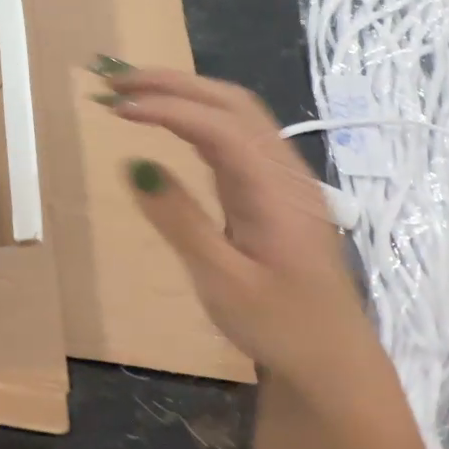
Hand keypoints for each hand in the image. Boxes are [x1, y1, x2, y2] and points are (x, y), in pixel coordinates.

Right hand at [98, 66, 376, 386]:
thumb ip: (180, 221)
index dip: (167, 108)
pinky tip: (162, 123)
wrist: (334, 366)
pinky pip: (233, 135)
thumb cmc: (278, 327)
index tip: (115, 107)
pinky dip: (192, 116)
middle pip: (234, 104)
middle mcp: (286, 176)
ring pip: (236, 114)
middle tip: (114, 82)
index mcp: (279, 195)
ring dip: (182, 94)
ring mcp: (282, 181)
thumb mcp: (222, 281)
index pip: (221, 128)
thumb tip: (135, 165)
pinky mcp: (270, 191)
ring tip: (129, 93)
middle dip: (173, 84)